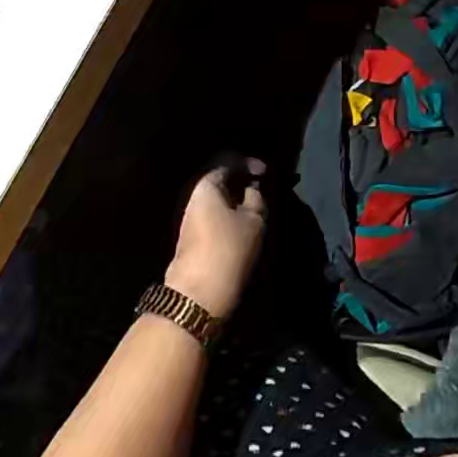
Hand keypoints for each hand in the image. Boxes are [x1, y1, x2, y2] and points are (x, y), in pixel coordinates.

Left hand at [165, 158, 267, 317]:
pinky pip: (215, 216)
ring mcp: (191, 218)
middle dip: (242, 182)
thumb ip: (256, 197)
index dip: (249, 163)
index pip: (228, 162)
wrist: (198, 294)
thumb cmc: (228, 248)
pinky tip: (244, 225)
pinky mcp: (193, 238)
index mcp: (206, 185)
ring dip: (237, 201)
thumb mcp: (254, 219)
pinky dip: (231, 215)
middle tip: (263, 190)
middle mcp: (194, 197)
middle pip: (221, 180)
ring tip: (258, 209)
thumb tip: (252, 188)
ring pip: (218, 200)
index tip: (266, 172)